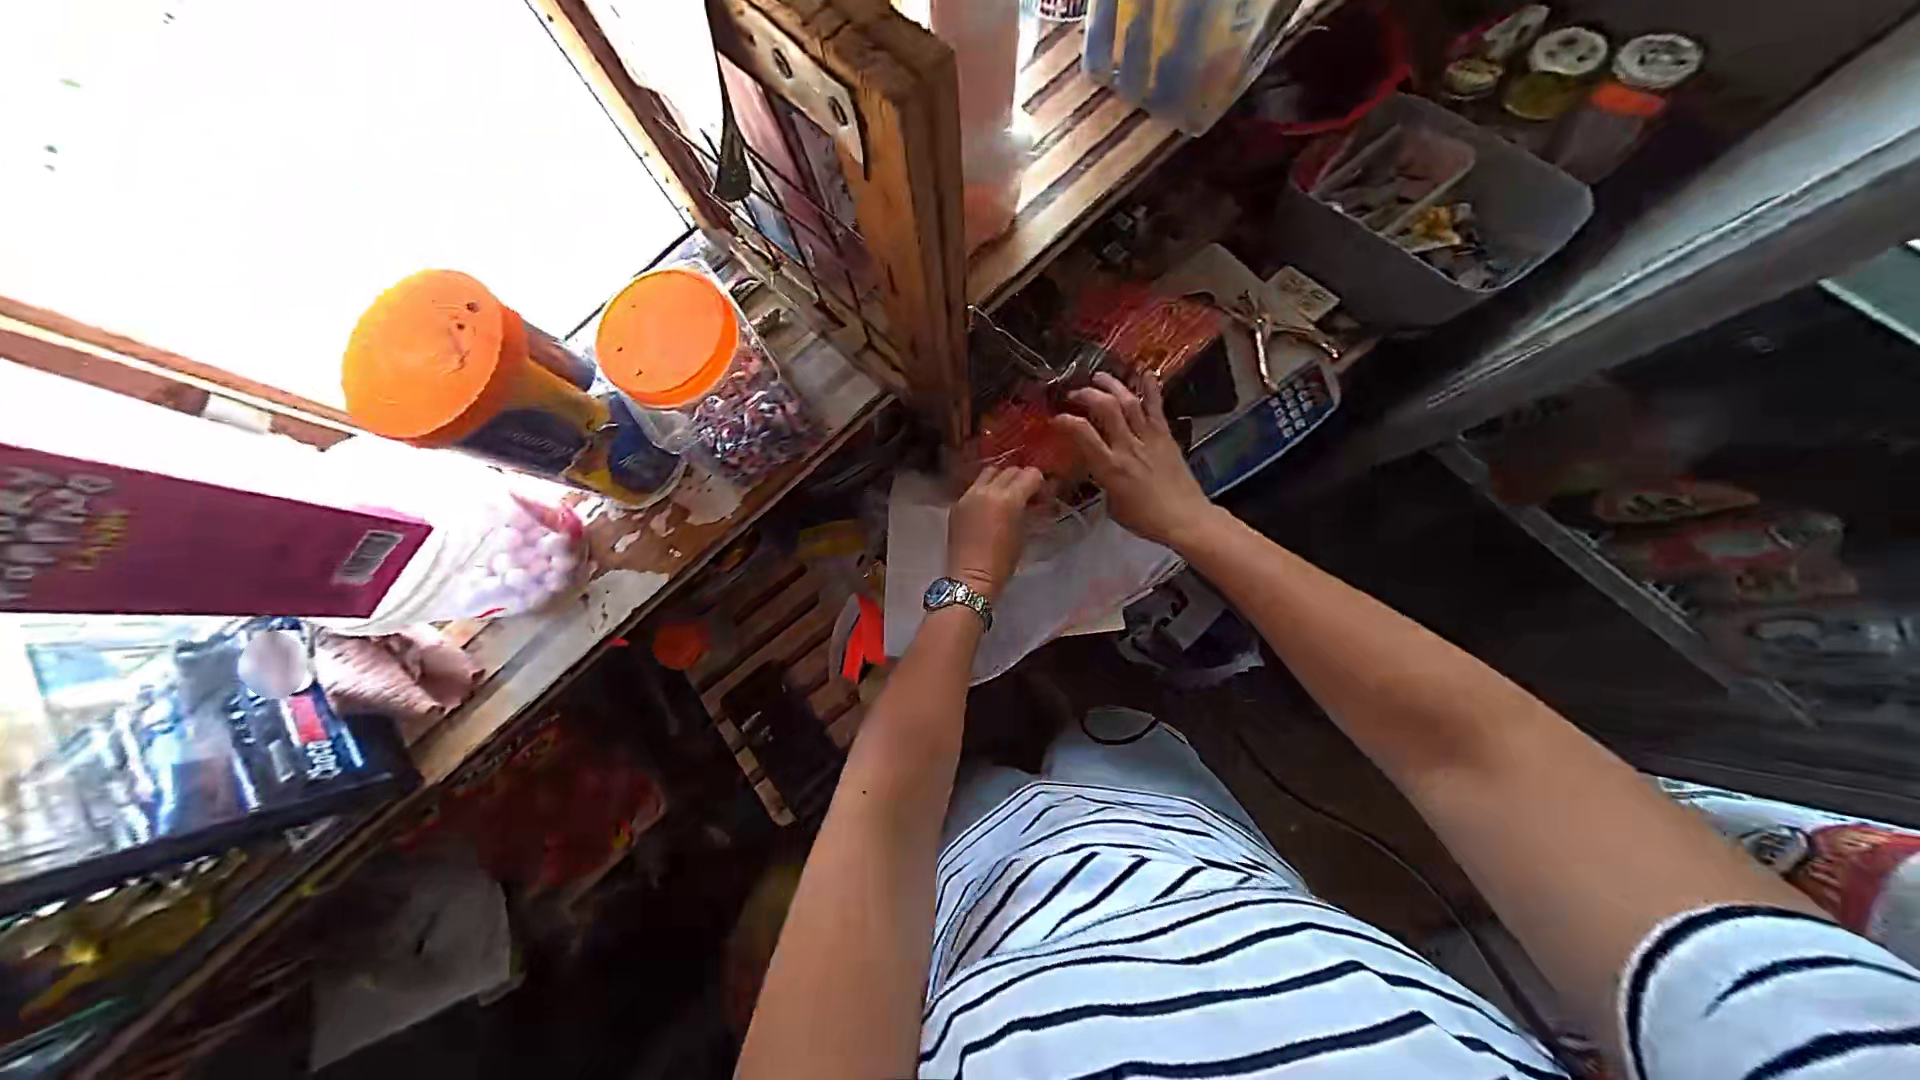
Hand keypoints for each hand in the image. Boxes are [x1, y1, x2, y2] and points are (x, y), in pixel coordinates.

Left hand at [945, 465, 1046, 601]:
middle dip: (1021, 479)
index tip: (1041, 494)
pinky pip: (975, 488)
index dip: (1039, 483)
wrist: (971, 576)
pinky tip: (987, 506)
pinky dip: (984, 491)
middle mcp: (988, 490)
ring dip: (1001, 480)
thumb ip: (1028, 510)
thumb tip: (1035, 500)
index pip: (1030, 475)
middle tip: (1026, 494)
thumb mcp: (1023, 533)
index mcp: (1009, 498)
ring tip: (1005, 495)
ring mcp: (969, 495)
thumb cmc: (1003, 561)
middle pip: (1010, 471)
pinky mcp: (957, 504)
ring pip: (989, 473)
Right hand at [1052, 372, 1220, 548]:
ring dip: (1112, 385)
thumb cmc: (1145, 519)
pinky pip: (1156, 407)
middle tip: (1075, 393)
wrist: (1185, 519)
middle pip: (1106, 408)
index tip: (1056, 418)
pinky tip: (1144, 373)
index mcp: (1110, 467)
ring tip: (1099, 377)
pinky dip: (1150, 388)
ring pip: (1129, 402)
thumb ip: (1103, 480)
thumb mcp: (1112, 504)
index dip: (1065, 421)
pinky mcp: (1166, 437)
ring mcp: (1149, 439)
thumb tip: (1098, 467)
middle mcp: (1128, 447)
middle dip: (1087, 394)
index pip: (1083, 434)